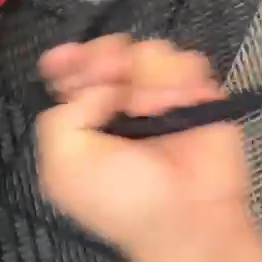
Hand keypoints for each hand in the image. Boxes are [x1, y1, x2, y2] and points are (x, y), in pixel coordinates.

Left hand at [36, 37, 261, 261]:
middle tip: (116, 75)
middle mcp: (122, 100)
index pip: (73, 72)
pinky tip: (183, 103)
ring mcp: (162, 93)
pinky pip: (190, 60)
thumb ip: (63, 119)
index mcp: (85, 118)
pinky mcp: (199, 88)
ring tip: (153, 108)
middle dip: (110, 57)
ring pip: (152, 49)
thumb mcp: (66, 170)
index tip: (66, 57)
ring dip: (151, 74)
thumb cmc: (123, 198)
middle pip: (113, 49)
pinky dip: (185, 78)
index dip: (69, 58)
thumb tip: (103, 86)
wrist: (187, 212)